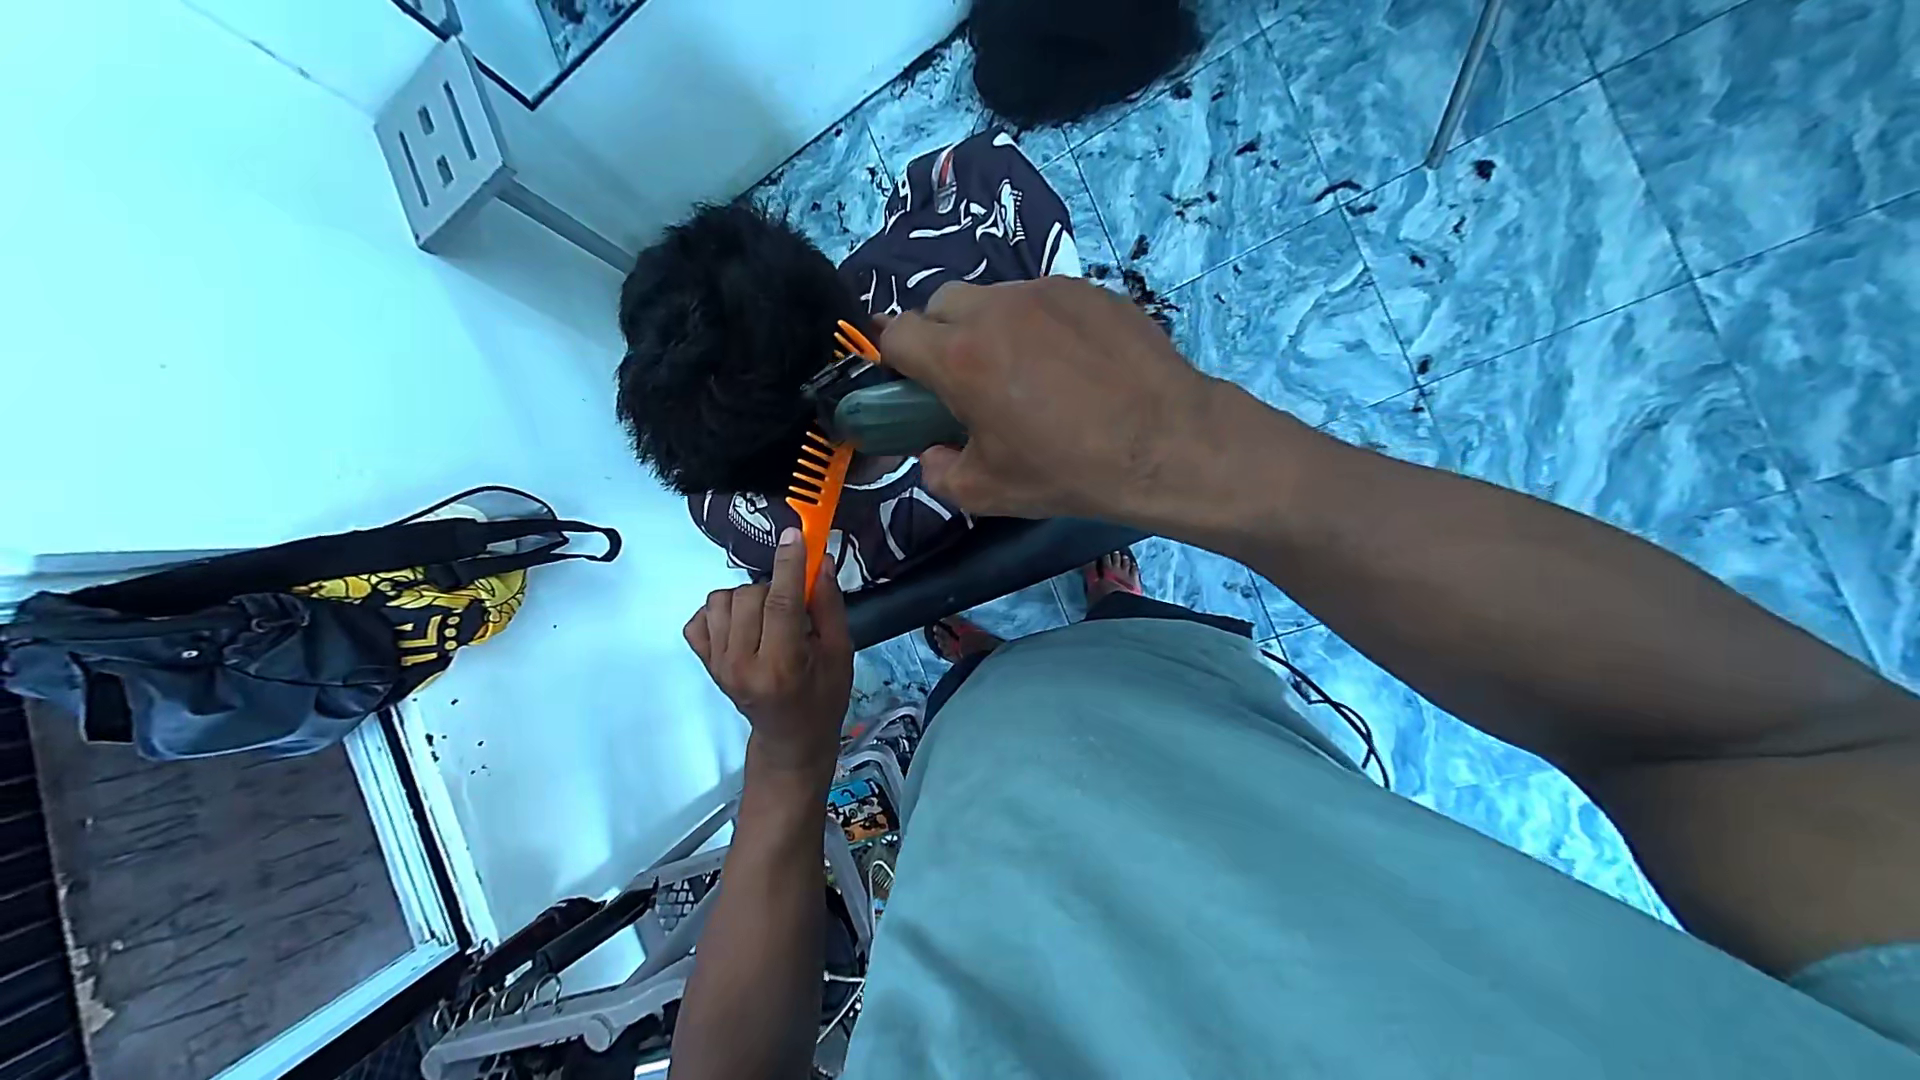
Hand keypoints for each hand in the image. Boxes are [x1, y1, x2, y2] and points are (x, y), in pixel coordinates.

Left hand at [685, 528, 853, 773]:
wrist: (790, 737)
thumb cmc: (822, 697)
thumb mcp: (841, 653)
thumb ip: (830, 605)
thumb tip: (820, 560)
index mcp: (782, 666)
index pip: (781, 604)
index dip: (789, 564)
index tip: (796, 536)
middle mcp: (741, 664)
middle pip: (750, 596)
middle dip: (776, 588)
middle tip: (794, 606)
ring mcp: (717, 664)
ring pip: (722, 599)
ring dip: (749, 597)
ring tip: (769, 617)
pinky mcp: (704, 662)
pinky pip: (701, 616)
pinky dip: (721, 611)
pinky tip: (743, 623)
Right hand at [877, 277, 1234, 522]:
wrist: (1167, 445)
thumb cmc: (1069, 471)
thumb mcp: (988, 492)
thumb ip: (938, 470)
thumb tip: (932, 450)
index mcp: (961, 356)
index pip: (895, 333)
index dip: (896, 361)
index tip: (916, 388)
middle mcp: (996, 309)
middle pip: (938, 304)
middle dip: (939, 337)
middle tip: (970, 381)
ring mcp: (1046, 291)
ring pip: (992, 298)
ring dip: (989, 329)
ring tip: (1027, 373)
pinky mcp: (1088, 289)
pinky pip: (1041, 299)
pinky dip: (1038, 324)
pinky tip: (1071, 363)